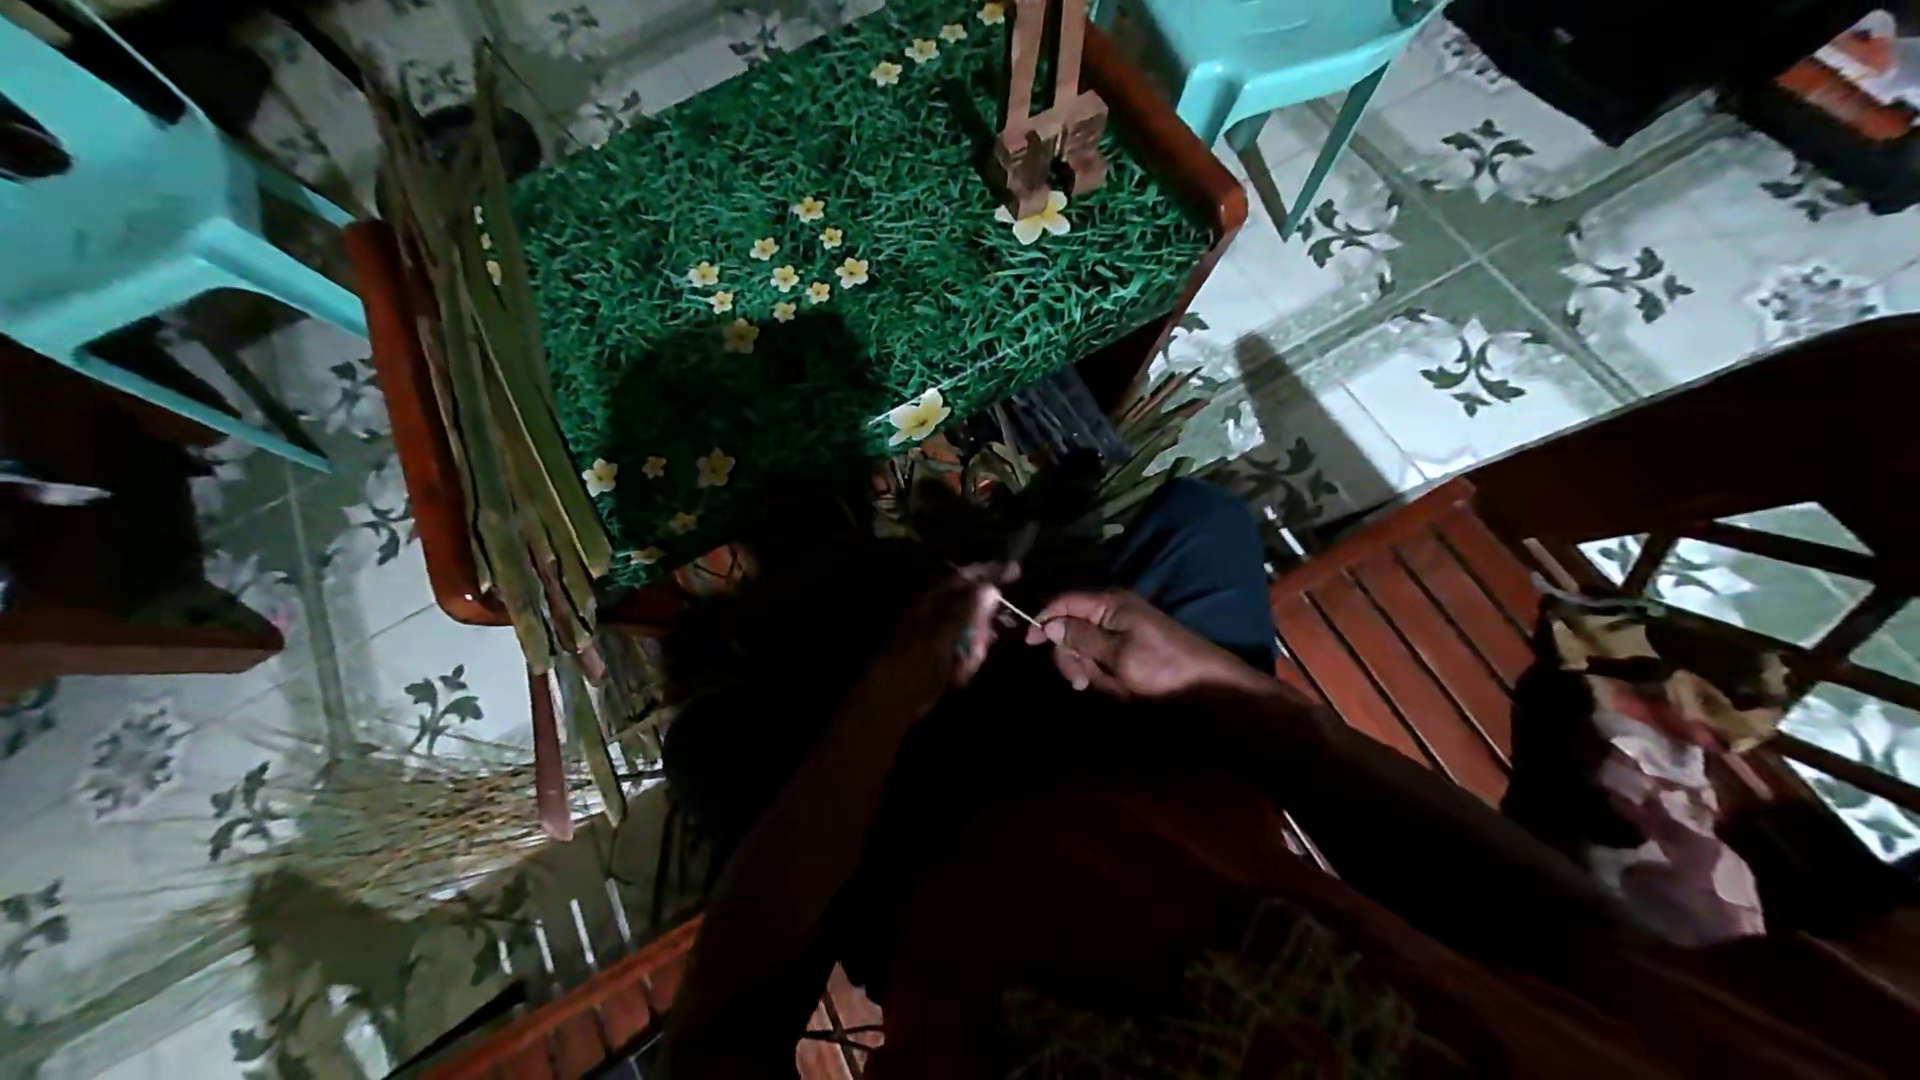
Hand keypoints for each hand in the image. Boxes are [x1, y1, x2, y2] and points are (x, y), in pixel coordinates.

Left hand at [869, 565, 1013, 707]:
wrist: (892, 703)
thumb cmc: (914, 667)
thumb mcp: (941, 638)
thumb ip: (964, 611)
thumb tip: (989, 588)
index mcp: (931, 602)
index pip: (965, 578)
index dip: (989, 572)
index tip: (1016, 571)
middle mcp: (936, 612)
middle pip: (972, 607)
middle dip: (982, 627)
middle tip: (979, 648)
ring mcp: (939, 633)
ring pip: (972, 632)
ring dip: (974, 650)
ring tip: (962, 670)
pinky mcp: (943, 653)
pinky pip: (966, 650)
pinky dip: (966, 663)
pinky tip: (957, 677)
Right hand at [1024, 589, 1270, 702]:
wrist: (1209, 689)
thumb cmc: (1164, 668)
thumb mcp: (1118, 653)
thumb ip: (1081, 637)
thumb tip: (1049, 624)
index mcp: (1110, 604)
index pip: (1064, 601)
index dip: (1043, 619)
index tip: (1029, 643)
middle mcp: (1111, 613)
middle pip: (1069, 627)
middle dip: (1069, 655)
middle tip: (1079, 682)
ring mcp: (1120, 633)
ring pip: (1082, 647)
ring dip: (1085, 669)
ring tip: (1105, 687)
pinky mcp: (1126, 651)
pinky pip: (1099, 659)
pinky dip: (1100, 674)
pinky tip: (1114, 688)